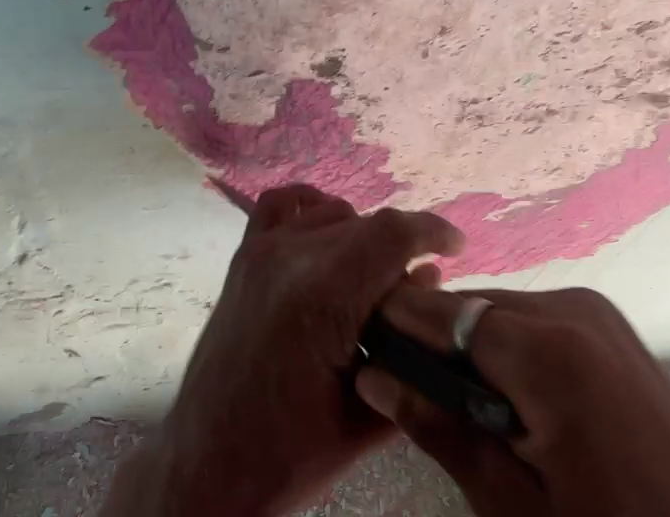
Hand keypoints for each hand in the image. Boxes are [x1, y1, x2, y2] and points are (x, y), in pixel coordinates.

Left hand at [102, 185, 462, 516]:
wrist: (212, 463)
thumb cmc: (294, 451)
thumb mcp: (369, 410)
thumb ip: (408, 342)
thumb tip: (428, 279)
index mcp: (322, 295)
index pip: (391, 232)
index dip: (433, 231)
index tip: (457, 248)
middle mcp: (288, 258)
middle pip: (365, 224)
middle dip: (401, 249)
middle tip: (418, 291)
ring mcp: (260, 253)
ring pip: (331, 214)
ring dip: (362, 237)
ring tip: (378, 278)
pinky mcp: (243, 259)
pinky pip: (281, 206)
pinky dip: (312, 209)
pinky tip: (331, 237)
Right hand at [358, 287, 669, 516]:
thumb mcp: (514, 505)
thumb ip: (440, 429)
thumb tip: (371, 377)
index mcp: (548, 349)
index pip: (437, 310)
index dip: (389, 324)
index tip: (354, 349)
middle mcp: (573, 309)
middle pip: (468, 309)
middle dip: (430, 346)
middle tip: (406, 399)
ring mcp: (598, 316)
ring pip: (499, 315)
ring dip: (469, 352)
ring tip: (462, 414)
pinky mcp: (612, 331)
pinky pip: (534, 326)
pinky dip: (508, 354)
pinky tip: (510, 406)